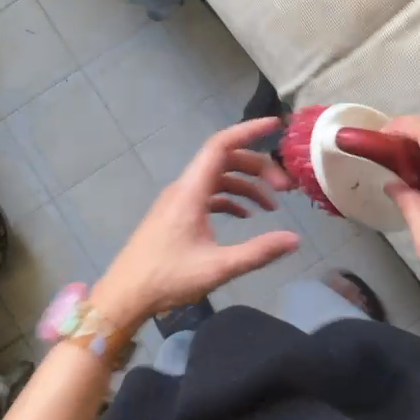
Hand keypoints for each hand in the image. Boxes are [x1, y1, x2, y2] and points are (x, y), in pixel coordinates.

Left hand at [89, 118, 300, 329]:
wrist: (125, 294)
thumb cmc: (167, 278)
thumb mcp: (217, 268)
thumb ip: (257, 252)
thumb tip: (294, 240)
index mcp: (190, 192)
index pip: (220, 146)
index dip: (248, 131)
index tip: (275, 126)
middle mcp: (183, 188)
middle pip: (223, 161)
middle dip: (257, 167)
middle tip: (286, 188)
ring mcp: (177, 201)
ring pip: (216, 178)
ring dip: (245, 185)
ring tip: (272, 206)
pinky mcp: (175, 215)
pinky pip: (207, 195)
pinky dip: (229, 199)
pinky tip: (245, 217)